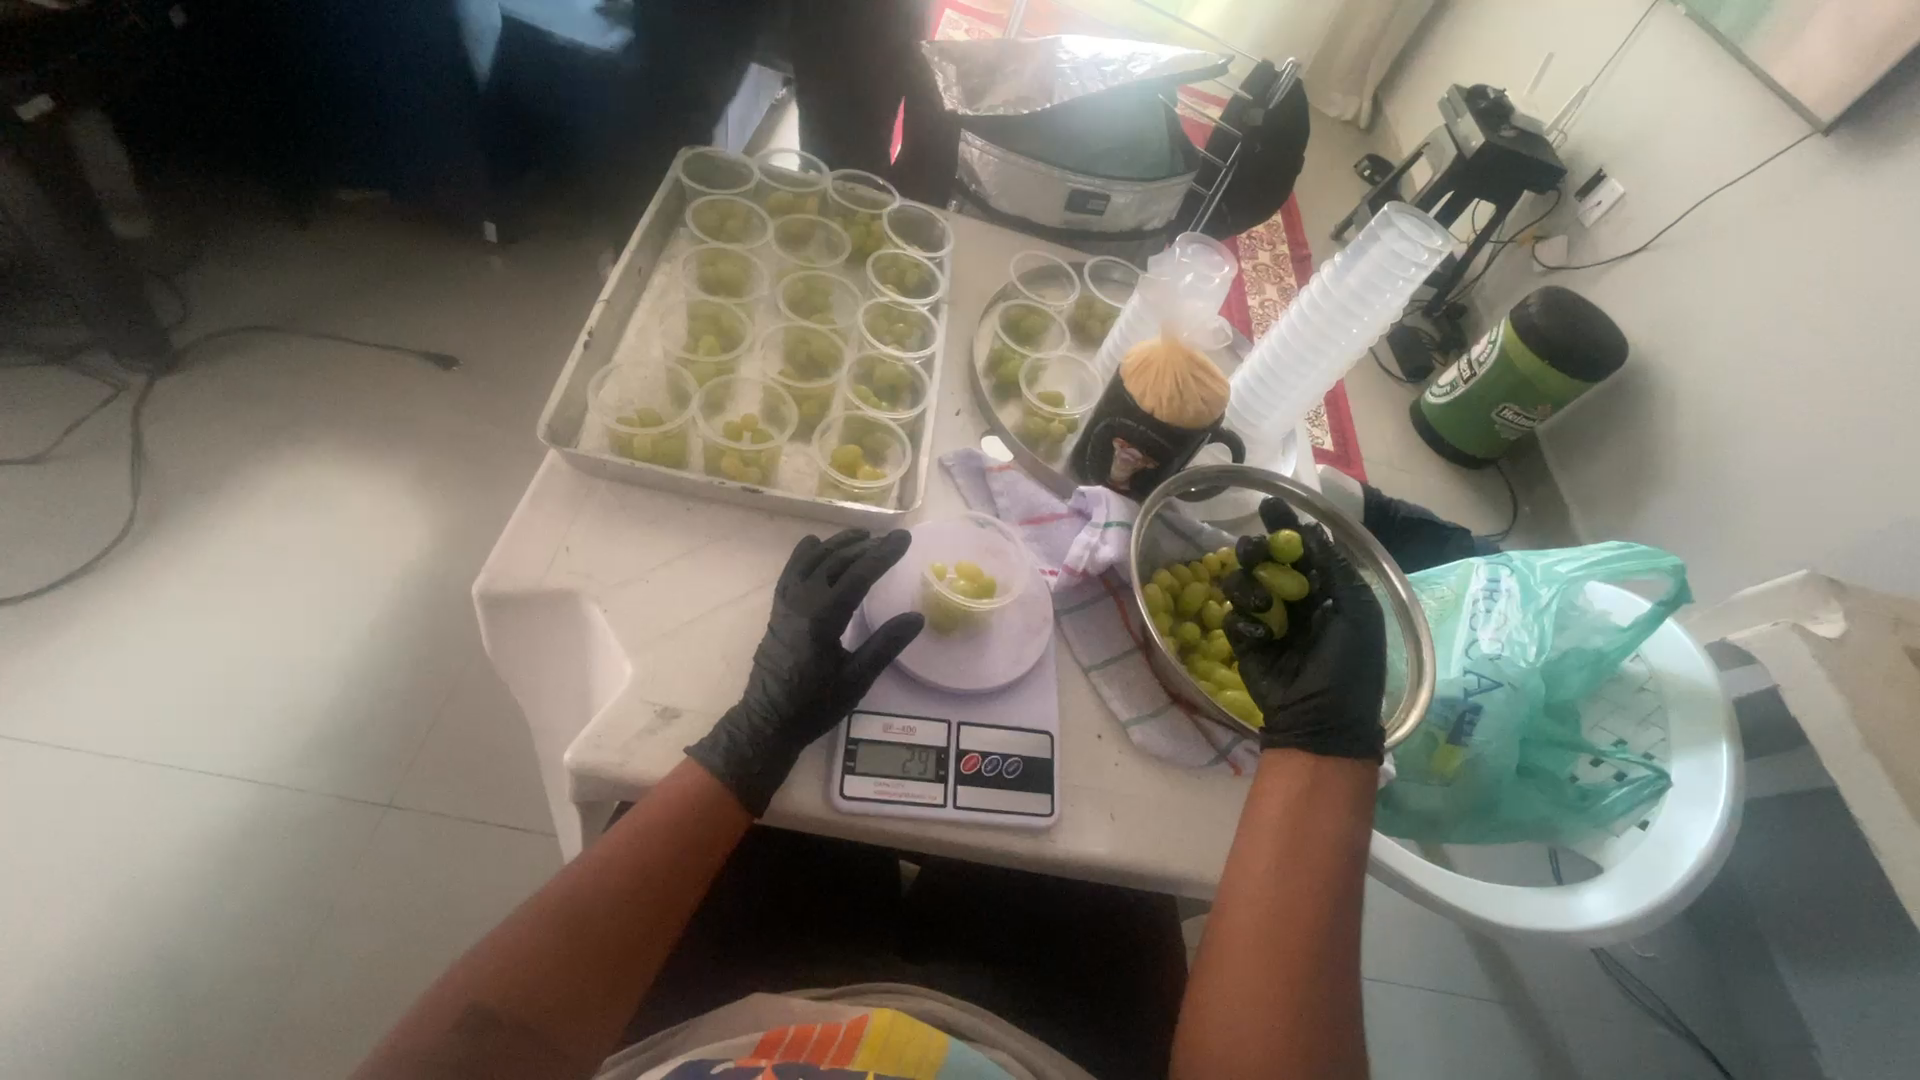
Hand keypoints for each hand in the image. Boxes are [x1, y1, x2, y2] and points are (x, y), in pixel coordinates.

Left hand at [686, 528, 922, 814]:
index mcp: (823, 619)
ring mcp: (786, 604)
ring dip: (838, 545)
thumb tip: (916, 617)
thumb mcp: (857, 680)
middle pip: (836, 562)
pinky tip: (815, 544)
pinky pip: (791, 572)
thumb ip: (885, 645)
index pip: (859, 575)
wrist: (767, 722)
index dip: (883, 555)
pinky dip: (805, 555)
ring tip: (863, 534)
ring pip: (813, 562)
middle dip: (865, 546)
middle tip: (891, 537)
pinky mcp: (778, 610)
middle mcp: (802, 603)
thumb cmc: (815, 706)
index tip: (905, 539)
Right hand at [1223, 498, 1386, 762]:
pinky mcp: (1243, 640)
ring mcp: (1264, 619)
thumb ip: (1337, 570)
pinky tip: (1260, 637)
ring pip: (1241, 582)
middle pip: (1263, 559)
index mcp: (1323, 590)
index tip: (1270, 505)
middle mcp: (1291, 599)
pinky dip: (1243, 622)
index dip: (1286, 525)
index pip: (1301, 548)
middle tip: (1254, 551)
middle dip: (1256, 549)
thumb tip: (1314, 533)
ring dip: (1247, 586)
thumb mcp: (1357, 613)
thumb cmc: (1349, 667)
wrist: (1320, 718)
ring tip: (1262, 607)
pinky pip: (1231, 617)